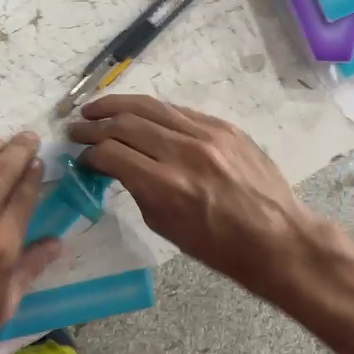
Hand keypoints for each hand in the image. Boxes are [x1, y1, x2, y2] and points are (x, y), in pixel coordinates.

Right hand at [67, 95, 325, 295]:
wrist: (278, 239)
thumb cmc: (218, 247)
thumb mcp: (164, 225)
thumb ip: (137, 188)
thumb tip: (115, 166)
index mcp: (165, 185)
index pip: (111, 153)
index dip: (88, 153)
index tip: (79, 156)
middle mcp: (183, 153)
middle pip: (125, 124)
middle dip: (94, 125)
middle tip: (76, 128)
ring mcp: (207, 135)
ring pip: (150, 107)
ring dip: (116, 106)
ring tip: (95, 109)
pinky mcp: (224, 128)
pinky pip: (178, 112)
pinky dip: (152, 111)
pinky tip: (138, 115)